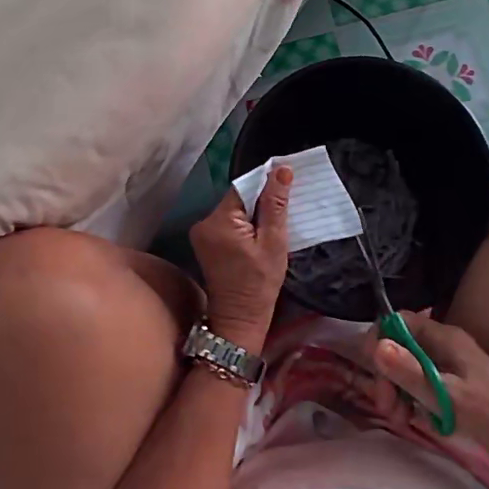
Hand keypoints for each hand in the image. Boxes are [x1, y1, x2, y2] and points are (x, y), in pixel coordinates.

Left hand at [188, 166, 291, 349]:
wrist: (239, 319)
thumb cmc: (260, 283)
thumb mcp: (274, 242)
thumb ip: (275, 204)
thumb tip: (281, 169)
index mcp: (219, 221)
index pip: (243, 188)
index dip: (265, 186)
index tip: (286, 188)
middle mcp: (204, 222)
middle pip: (237, 198)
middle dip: (260, 202)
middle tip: (285, 210)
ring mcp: (202, 234)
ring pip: (234, 211)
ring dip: (253, 214)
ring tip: (275, 225)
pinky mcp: (205, 243)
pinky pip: (229, 223)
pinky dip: (245, 226)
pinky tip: (260, 236)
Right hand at [366, 310, 488, 461]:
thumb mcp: (445, 394)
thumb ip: (409, 371)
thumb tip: (376, 346)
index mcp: (445, 338)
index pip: (398, 322)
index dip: (379, 341)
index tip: (374, 373)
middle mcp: (445, 344)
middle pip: (400, 346)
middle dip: (387, 375)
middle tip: (387, 408)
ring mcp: (450, 364)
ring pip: (408, 367)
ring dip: (397, 391)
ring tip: (400, 418)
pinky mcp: (453, 384)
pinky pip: (421, 383)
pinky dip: (412, 399)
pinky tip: (414, 419)